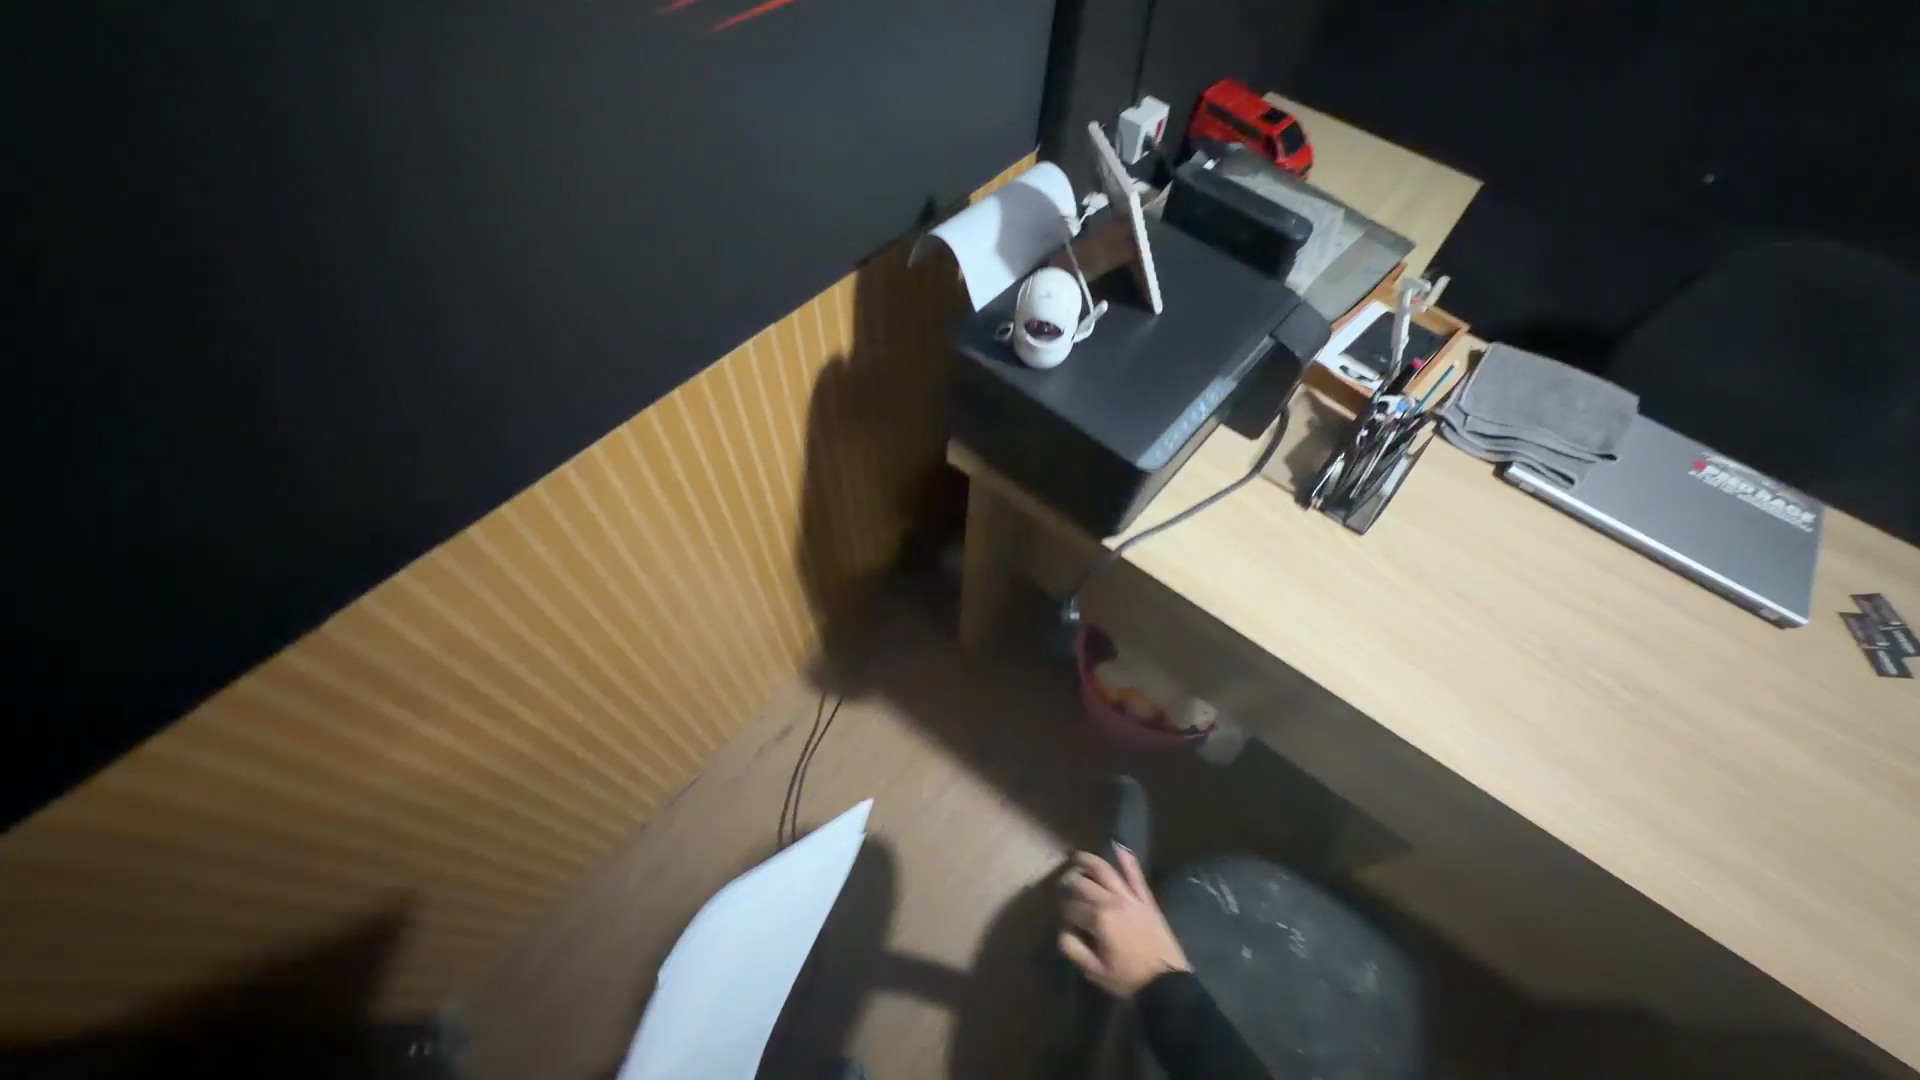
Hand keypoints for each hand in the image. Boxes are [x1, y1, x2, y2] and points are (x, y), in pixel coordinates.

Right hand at [1058, 847, 1190, 996]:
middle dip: (1068, 884)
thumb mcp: (1094, 973)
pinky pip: (1135, 874)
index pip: (1070, 907)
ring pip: (1105, 871)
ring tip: (1076, 857)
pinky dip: (1126, 858)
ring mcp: (1130, 897)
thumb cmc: (1129, 980)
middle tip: (1062, 888)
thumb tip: (1062, 930)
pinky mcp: (1146, 899)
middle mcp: (1112, 901)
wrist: (1167, 983)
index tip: (1064, 922)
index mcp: (1098, 920)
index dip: (1063, 913)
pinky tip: (1117, 845)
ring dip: (1088, 861)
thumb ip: (1073, 949)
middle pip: (1083, 884)